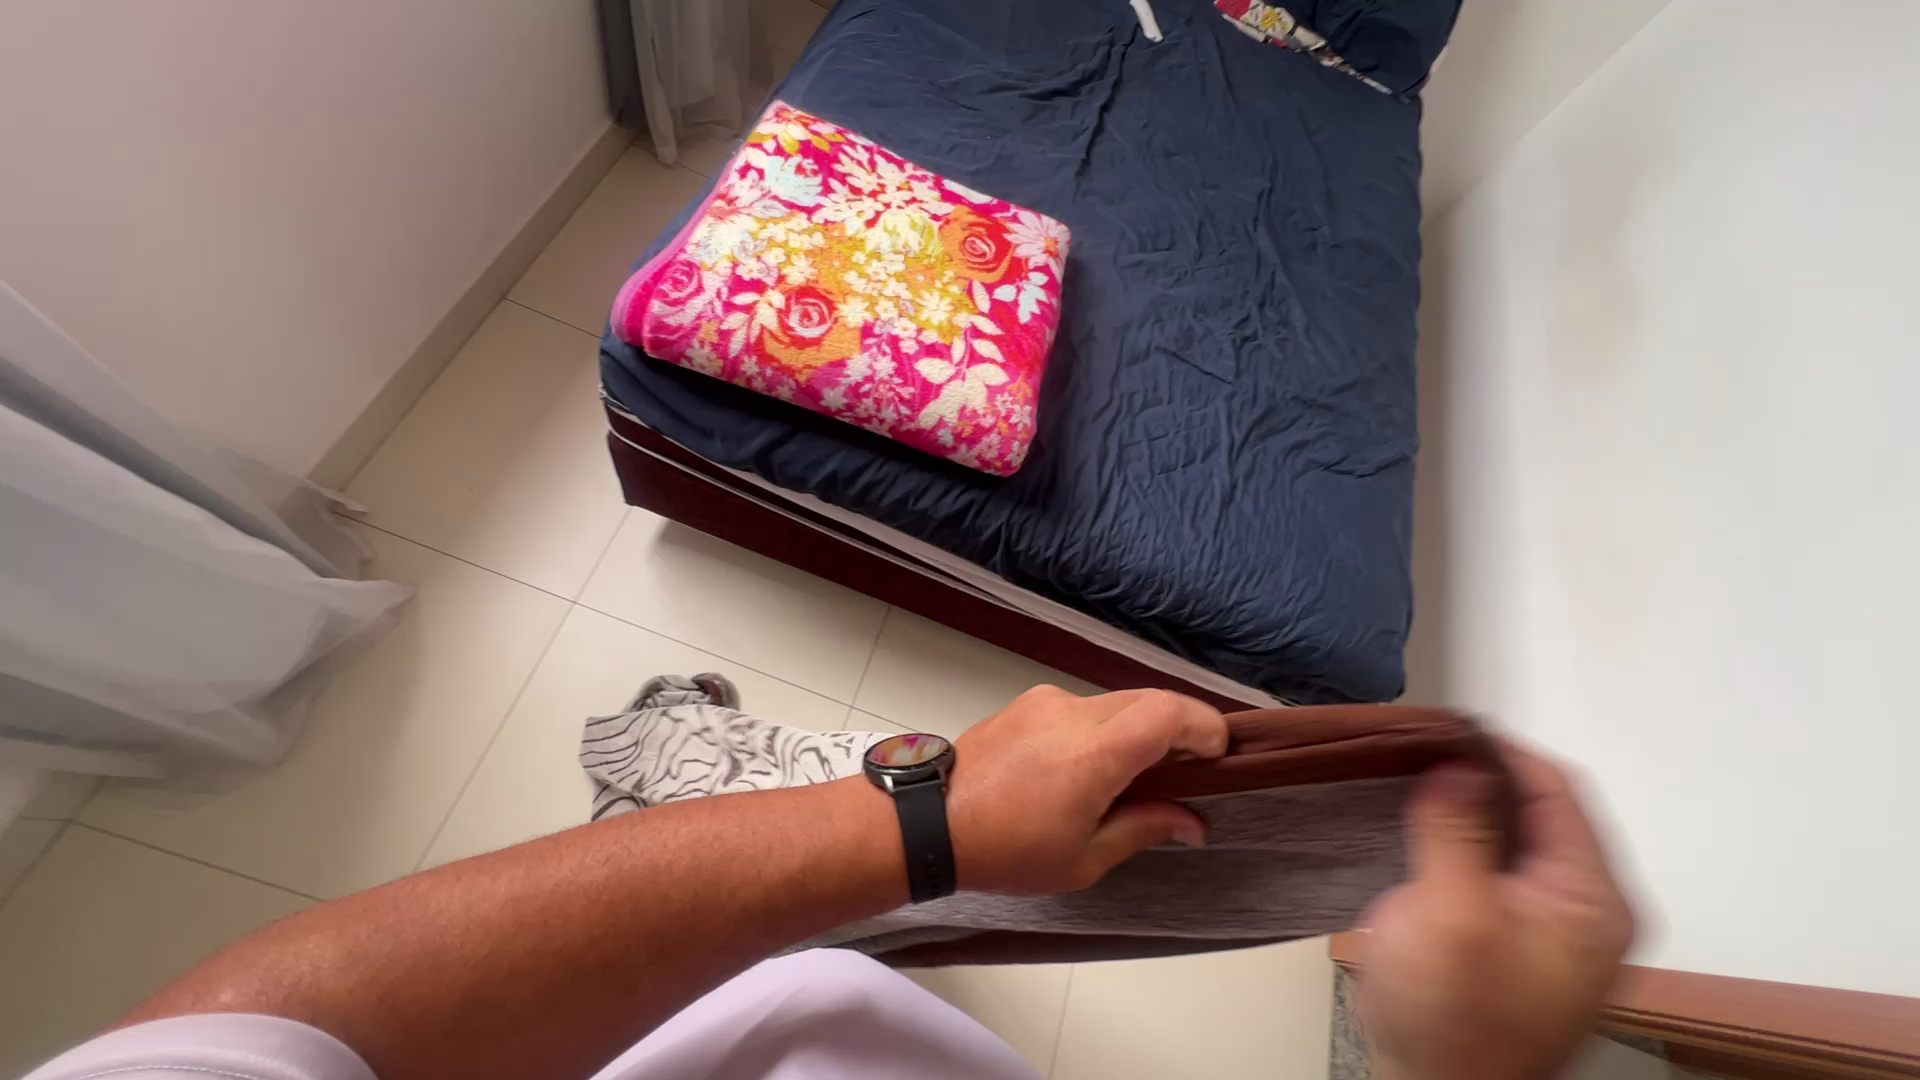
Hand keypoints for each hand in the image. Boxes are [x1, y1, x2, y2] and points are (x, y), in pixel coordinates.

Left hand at [944, 686, 1228, 894]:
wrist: (930, 821)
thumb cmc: (1008, 850)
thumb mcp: (1084, 858)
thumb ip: (1144, 828)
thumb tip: (1193, 821)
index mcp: (1094, 751)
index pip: (1168, 712)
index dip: (1204, 726)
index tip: (1218, 756)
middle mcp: (1072, 711)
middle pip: (1147, 699)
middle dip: (1178, 727)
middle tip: (1188, 769)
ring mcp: (1046, 700)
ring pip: (1114, 701)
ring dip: (1137, 728)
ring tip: (1134, 775)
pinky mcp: (1027, 701)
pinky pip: (1081, 706)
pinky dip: (1103, 727)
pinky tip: (1088, 766)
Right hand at [1355, 742, 1635, 1079]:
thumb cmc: (1452, 1005)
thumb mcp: (1453, 910)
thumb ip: (1459, 828)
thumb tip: (1458, 759)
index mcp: (1588, 896)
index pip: (1557, 789)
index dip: (1499, 748)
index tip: (1435, 725)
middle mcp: (1578, 900)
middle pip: (1535, 805)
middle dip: (1475, 769)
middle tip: (1411, 746)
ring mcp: (1541, 914)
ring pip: (1507, 827)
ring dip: (1460, 795)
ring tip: (1403, 771)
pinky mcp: (1504, 924)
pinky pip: (1486, 854)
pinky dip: (1452, 825)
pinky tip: (1410, 815)